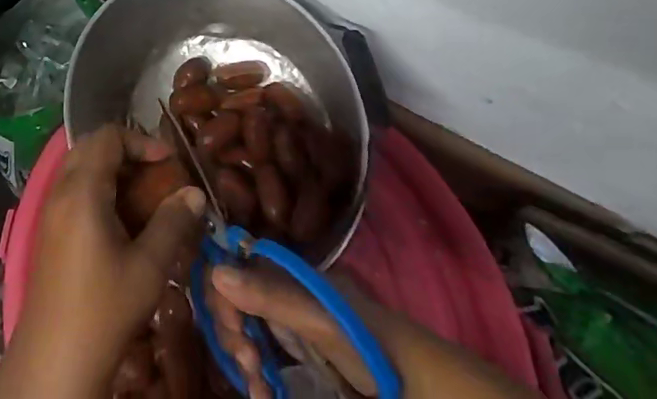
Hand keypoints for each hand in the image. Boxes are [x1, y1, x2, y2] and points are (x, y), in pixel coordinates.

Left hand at [0, 124, 205, 397]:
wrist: (54, 359)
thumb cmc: (104, 308)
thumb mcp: (148, 266)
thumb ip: (173, 222)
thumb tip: (195, 192)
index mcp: (82, 190)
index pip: (108, 136)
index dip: (141, 141)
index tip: (169, 164)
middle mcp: (60, 191)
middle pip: (91, 147)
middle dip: (127, 153)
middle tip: (157, 176)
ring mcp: (49, 211)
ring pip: (80, 169)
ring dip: (112, 172)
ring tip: (144, 200)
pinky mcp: (47, 232)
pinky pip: (73, 191)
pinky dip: (98, 191)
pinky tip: (121, 224)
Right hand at [207, 264, 534, 398]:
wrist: (440, 393)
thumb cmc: (385, 353)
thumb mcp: (329, 324)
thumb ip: (275, 298)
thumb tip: (216, 273)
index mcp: (298, 277)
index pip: (240, 270)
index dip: (224, 298)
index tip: (234, 340)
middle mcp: (295, 296)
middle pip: (241, 303)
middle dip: (234, 335)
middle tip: (251, 373)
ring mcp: (304, 331)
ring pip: (252, 334)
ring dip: (245, 360)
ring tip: (258, 389)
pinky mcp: (312, 362)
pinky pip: (271, 361)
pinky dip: (261, 377)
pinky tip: (264, 392)